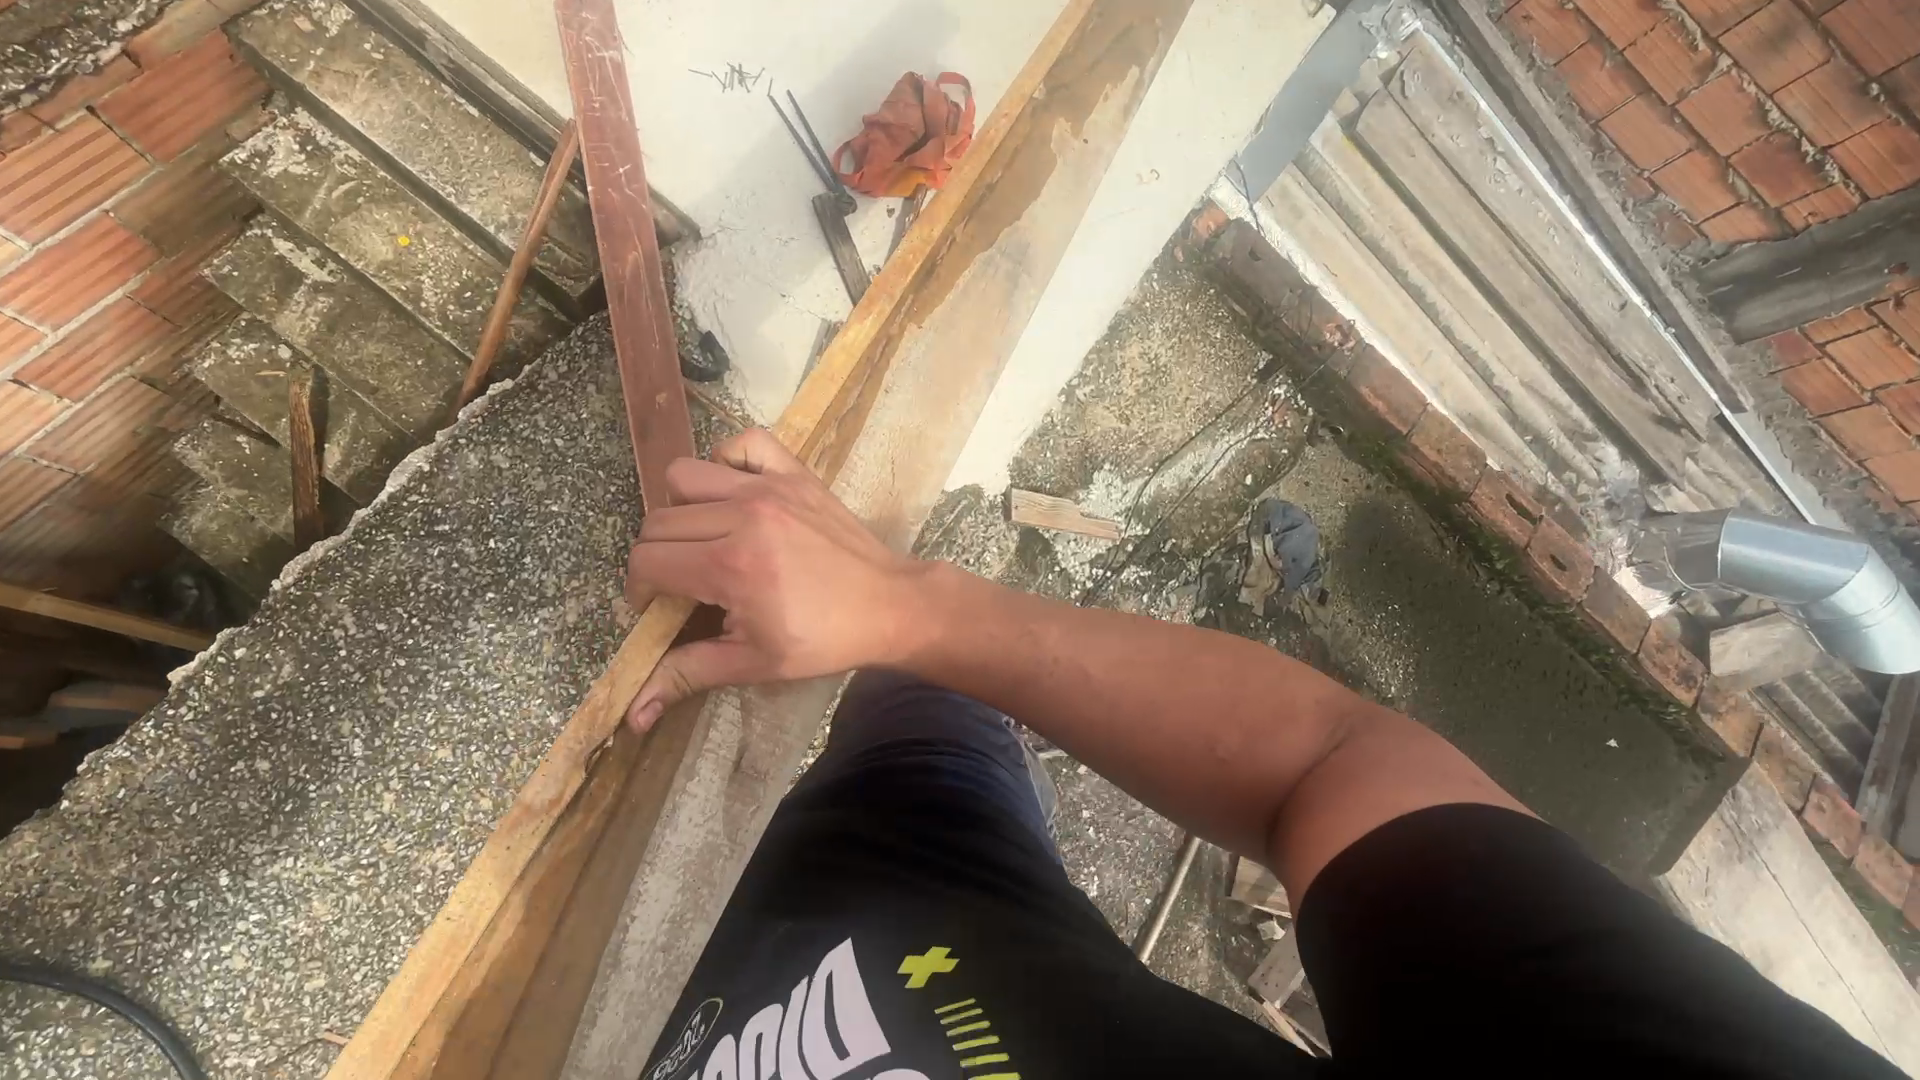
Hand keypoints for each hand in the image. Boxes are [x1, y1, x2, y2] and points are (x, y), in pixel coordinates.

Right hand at [624, 428, 926, 730]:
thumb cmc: (824, 640)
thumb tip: (634, 714)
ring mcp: (771, 487)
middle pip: (658, 521)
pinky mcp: (795, 473)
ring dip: (682, 507)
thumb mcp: (755, 662)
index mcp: (730, 565)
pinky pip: (745, 443)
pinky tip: (735, 494)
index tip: (659, 606)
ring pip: (686, 475)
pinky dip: (728, 460)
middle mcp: (743, 515)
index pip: (646, 561)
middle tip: (683, 581)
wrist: (889, 606)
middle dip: (657, 555)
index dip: (641, 590)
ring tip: (704, 536)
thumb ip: (688, 674)